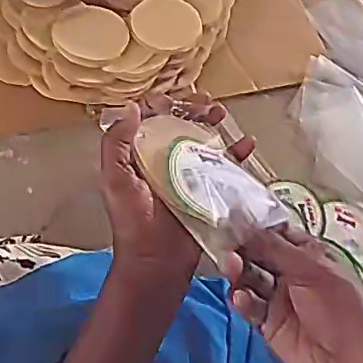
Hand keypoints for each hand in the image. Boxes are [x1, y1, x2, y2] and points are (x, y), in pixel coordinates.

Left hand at [99, 94, 256, 278]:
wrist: (156, 262)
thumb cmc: (132, 221)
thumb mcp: (115, 179)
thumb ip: (117, 144)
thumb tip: (131, 107)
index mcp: (140, 156)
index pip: (152, 120)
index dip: (164, 105)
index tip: (175, 100)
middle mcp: (164, 160)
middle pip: (180, 125)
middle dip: (193, 109)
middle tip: (204, 104)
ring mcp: (188, 174)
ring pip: (203, 139)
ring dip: (213, 122)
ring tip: (220, 113)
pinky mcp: (209, 189)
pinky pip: (225, 166)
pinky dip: (237, 152)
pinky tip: (246, 143)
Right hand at [223, 223, 362, 362]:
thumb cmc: (341, 310)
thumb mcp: (311, 270)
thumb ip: (273, 246)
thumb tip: (240, 218)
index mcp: (310, 253)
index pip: (276, 232)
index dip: (255, 225)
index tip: (230, 218)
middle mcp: (293, 272)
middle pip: (259, 253)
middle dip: (243, 248)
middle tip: (227, 245)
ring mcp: (280, 299)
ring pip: (250, 277)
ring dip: (239, 271)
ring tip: (232, 269)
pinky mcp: (268, 325)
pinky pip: (249, 306)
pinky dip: (242, 300)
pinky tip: (241, 299)